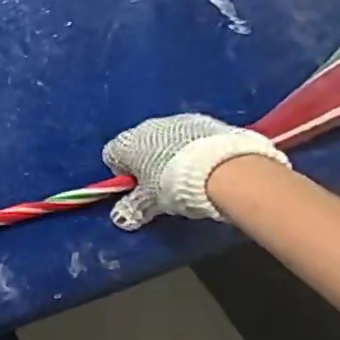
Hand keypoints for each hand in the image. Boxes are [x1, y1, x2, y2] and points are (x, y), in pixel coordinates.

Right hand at [103, 114, 289, 229]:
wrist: (226, 169)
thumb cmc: (173, 185)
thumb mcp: (150, 203)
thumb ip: (132, 207)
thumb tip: (120, 219)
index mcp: (124, 145)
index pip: (113, 157)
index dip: (124, 174)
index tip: (139, 187)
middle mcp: (145, 127)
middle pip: (140, 145)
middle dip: (148, 160)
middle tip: (165, 182)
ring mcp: (176, 121)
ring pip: (168, 138)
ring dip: (173, 151)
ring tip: (191, 172)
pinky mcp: (207, 120)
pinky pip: (194, 134)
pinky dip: (196, 145)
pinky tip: (209, 162)